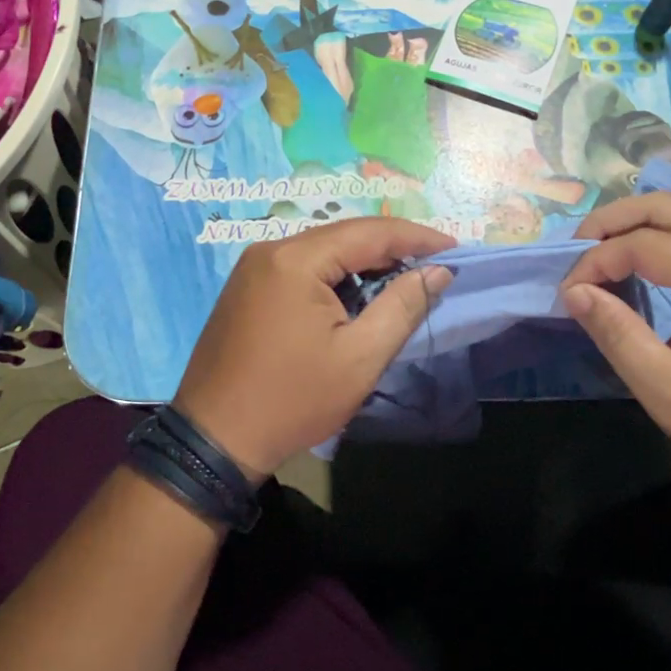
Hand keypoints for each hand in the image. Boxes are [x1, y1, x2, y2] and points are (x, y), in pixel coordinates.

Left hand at [172, 218, 454, 480]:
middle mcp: (270, 250)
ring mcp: (252, 268)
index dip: (417, 237)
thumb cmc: (293, 401)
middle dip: (392, 248)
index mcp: (296, 259)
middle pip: (343, 236)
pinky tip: (356, 296)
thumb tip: (437, 271)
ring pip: (322, 251)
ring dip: (363, 263)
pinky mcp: (245, 288)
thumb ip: (402, 306)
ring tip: (403, 281)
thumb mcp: (360, 358)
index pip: (369, 231)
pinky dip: (334, 276)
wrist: (214, 440)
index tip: (456, 248)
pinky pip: (300, 268)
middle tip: (435, 266)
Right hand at [559, 192, 670, 484]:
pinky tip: (628, 265)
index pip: (644, 243)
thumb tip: (574, 291)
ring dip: (628, 225)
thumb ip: (619, 336)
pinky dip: (649, 236)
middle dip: (609, 223)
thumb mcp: (668, 392)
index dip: (596, 261)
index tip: (567, 296)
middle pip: (663, 207)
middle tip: (573, 258)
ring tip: (593, 257)